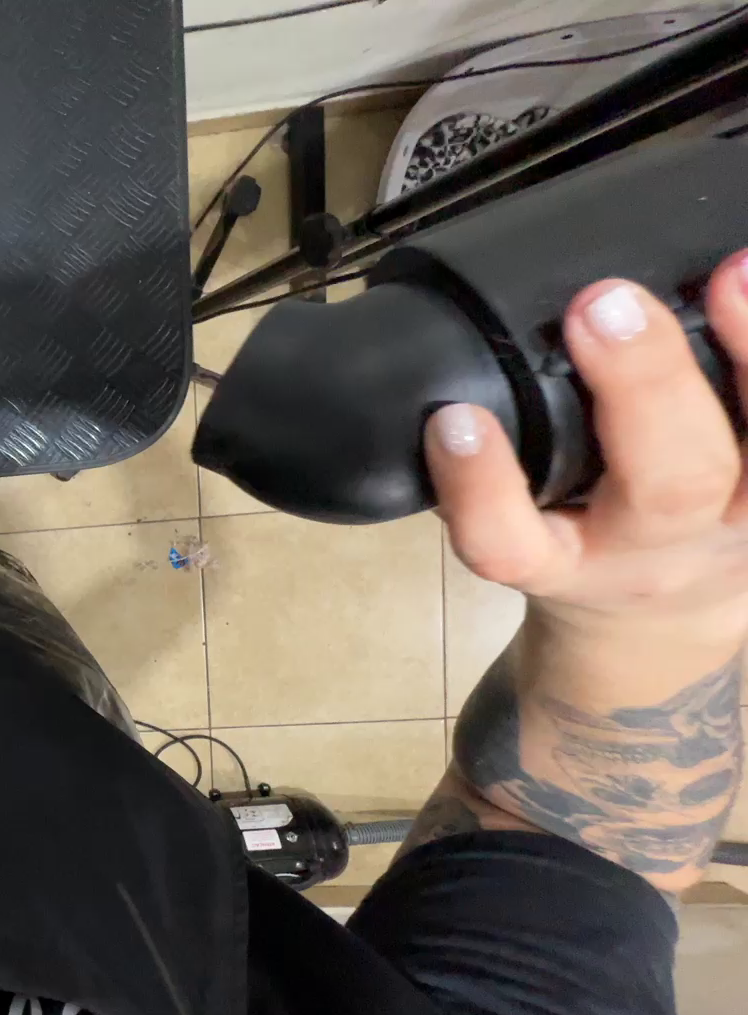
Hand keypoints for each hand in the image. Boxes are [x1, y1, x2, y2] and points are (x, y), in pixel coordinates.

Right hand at [426, 251, 747, 648]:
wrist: (656, 602)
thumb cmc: (559, 544)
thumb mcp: (500, 527)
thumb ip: (477, 476)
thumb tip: (435, 387)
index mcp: (551, 564)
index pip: (502, 539)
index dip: (479, 483)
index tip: (451, 418)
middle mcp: (653, 551)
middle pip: (667, 485)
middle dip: (641, 389)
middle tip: (599, 307)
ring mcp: (746, 524)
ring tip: (728, 274)